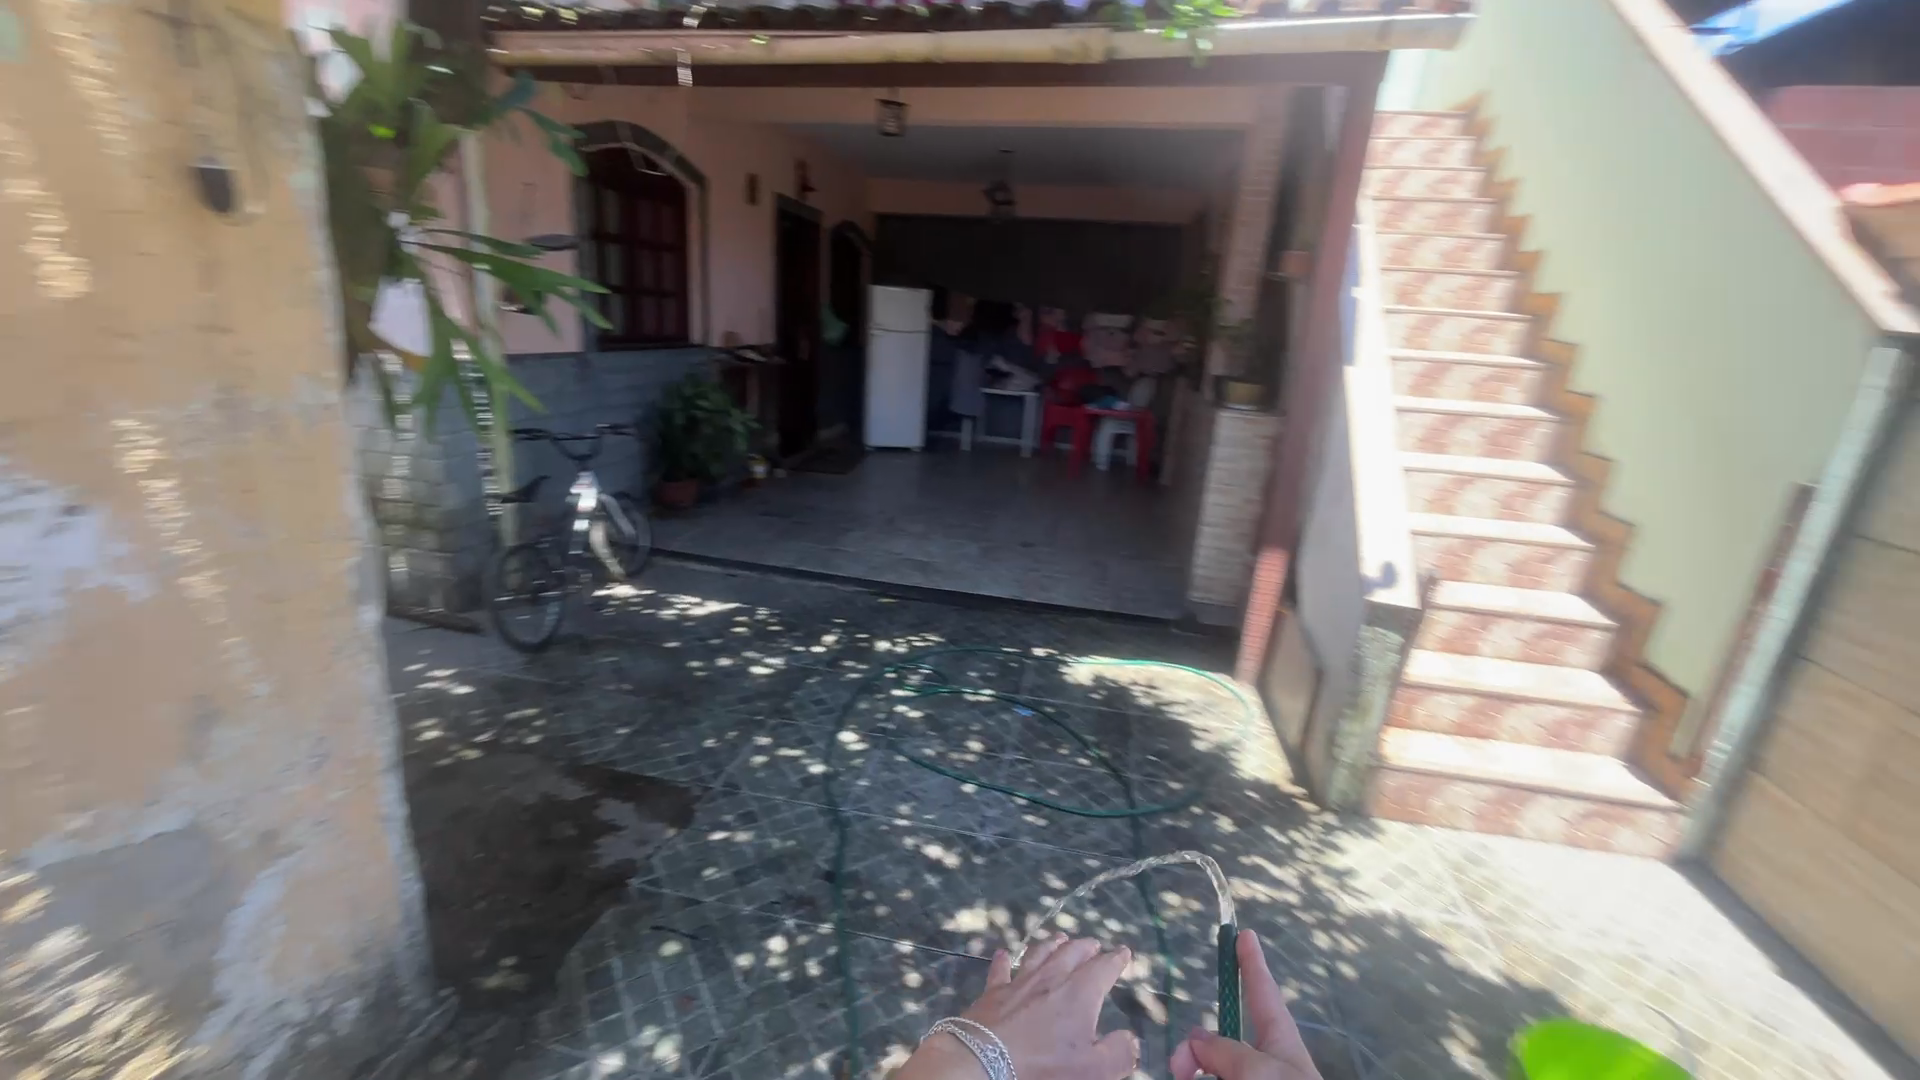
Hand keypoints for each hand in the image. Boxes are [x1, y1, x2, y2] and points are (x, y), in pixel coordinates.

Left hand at [897, 935, 1138, 1079]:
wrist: (986, 1060)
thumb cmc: (1044, 1066)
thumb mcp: (1093, 1070)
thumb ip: (1118, 1054)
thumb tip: (1130, 1040)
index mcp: (1078, 994)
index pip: (1102, 969)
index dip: (1115, 960)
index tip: (1124, 952)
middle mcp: (1050, 978)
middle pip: (1071, 953)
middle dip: (1085, 947)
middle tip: (1093, 943)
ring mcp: (1020, 982)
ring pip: (1039, 954)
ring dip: (1051, 944)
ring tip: (1059, 937)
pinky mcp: (993, 992)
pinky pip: (1000, 970)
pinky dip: (1003, 961)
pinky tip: (1002, 954)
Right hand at [1168, 930, 1322, 1079]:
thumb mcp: (1259, 1071)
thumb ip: (1224, 1050)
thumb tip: (1197, 1040)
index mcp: (1280, 1042)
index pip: (1262, 991)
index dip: (1252, 962)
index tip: (1245, 934)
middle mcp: (1266, 1064)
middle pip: (1221, 1041)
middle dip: (1194, 1048)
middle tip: (1179, 1069)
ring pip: (1211, 1069)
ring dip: (1193, 1071)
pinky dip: (1196, 1079)